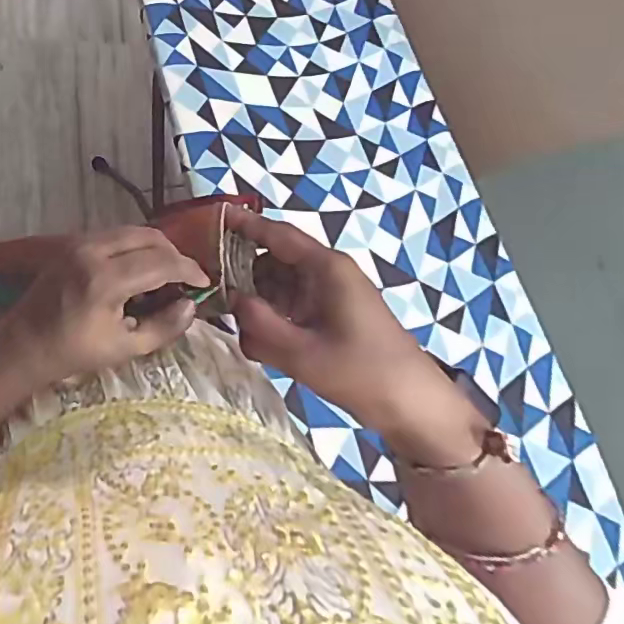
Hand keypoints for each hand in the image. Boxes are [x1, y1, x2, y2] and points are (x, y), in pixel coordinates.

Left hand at [0, 226, 210, 386]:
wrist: (22, 344)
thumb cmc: (72, 352)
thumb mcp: (124, 348)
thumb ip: (163, 326)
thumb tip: (191, 305)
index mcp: (104, 280)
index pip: (161, 262)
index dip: (189, 270)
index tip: (205, 283)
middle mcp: (92, 251)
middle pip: (149, 237)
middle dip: (174, 255)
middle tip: (186, 279)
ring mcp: (79, 242)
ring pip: (132, 231)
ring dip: (155, 247)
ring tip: (166, 274)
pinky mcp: (72, 242)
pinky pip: (114, 234)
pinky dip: (134, 246)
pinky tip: (139, 269)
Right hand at [225, 207, 486, 464]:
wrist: (415, 409)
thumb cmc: (363, 374)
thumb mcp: (302, 353)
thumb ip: (259, 323)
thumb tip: (230, 299)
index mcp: (327, 269)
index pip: (279, 235)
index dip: (245, 224)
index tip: (215, 215)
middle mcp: (327, 275)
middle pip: (273, 261)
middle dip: (242, 274)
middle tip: (208, 285)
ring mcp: (329, 296)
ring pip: (279, 286)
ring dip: (256, 302)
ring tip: (229, 321)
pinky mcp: (330, 317)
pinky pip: (290, 307)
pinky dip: (272, 319)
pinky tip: (257, 342)